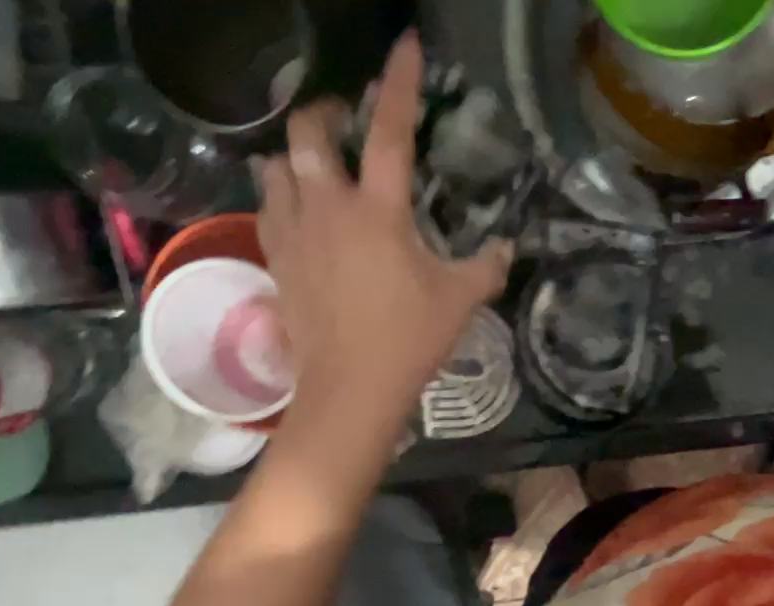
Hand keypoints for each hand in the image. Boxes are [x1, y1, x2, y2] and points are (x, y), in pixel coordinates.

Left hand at [254, 32, 511, 416]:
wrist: (350, 389)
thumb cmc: (409, 342)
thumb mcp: (460, 302)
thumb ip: (486, 268)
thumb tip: (506, 249)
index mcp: (380, 211)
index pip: (390, 132)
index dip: (399, 85)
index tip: (404, 46)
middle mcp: (328, 207)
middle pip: (309, 131)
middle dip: (325, 114)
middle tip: (346, 125)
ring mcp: (294, 231)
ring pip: (276, 165)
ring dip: (296, 157)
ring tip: (317, 170)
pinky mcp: (274, 259)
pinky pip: (267, 207)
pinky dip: (282, 197)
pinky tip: (300, 214)